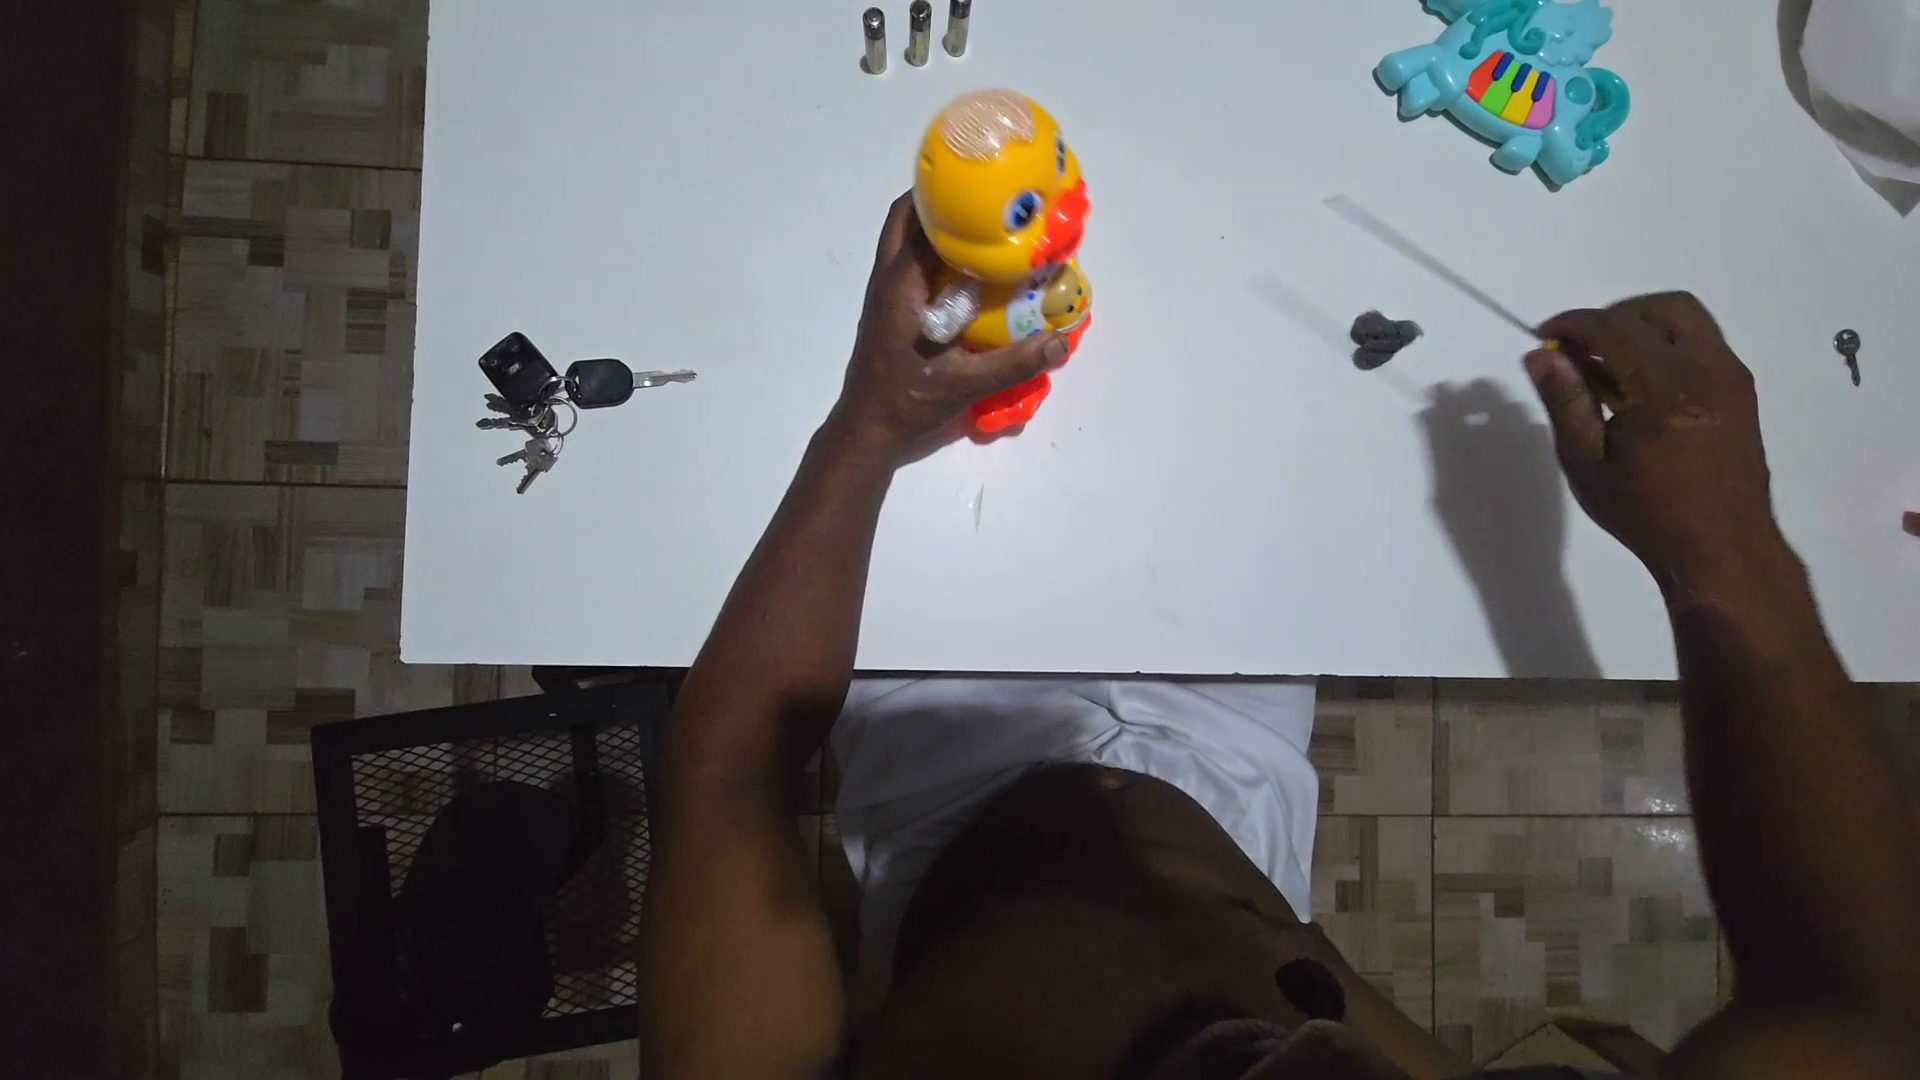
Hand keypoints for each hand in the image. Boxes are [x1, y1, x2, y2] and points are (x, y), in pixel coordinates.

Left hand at [827, 193, 1067, 463]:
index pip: (925, 220)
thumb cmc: (905, 402)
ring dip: (935, 226)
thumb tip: (1059, 343)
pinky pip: (908, 266)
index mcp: (900, 284)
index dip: (957, 198)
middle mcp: (887, 280)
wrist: (866, 430)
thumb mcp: (962, 384)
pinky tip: (966, 273)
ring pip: (904, 240)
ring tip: (979, 228)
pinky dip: (933, 255)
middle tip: (983, 201)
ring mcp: (883, 295)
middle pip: (906, 217)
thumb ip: (1012, 364)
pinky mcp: (888, 312)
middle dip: (940, 200)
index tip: (993, 189)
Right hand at [1525, 292, 1786, 598]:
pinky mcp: (1739, 390)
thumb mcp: (1584, 459)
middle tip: (1574, 348)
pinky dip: (1659, 347)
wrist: (1717, 542)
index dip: (1573, 324)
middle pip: (1663, 307)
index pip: (1617, 329)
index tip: (1541, 337)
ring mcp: (1731, 378)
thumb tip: (1541, 356)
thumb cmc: (1640, 509)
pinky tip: (1628, 385)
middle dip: (1612, 316)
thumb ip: (1564, 401)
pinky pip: (1698, 345)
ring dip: (1637, 329)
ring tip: (1597, 367)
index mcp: (1665, 390)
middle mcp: (1708, 372)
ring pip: (1685, 322)